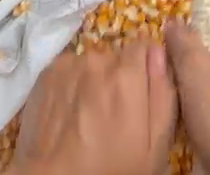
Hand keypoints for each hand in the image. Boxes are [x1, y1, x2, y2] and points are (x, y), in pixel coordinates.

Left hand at [10, 39, 177, 174]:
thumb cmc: (112, 170)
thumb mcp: (154, 147)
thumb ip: (163, 95)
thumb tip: (160, 53)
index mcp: (127, 75)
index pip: (145, 46)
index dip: (146, 69)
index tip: (142, 94)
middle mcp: (97, 59)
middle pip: (117, 56)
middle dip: (120, 78)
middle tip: (115, 114)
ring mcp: (68, 63)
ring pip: (92, 63)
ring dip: (95, 80)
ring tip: (90, 116)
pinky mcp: (46, 72)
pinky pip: (70, 69)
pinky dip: (73, 84)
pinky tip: (70, 113)